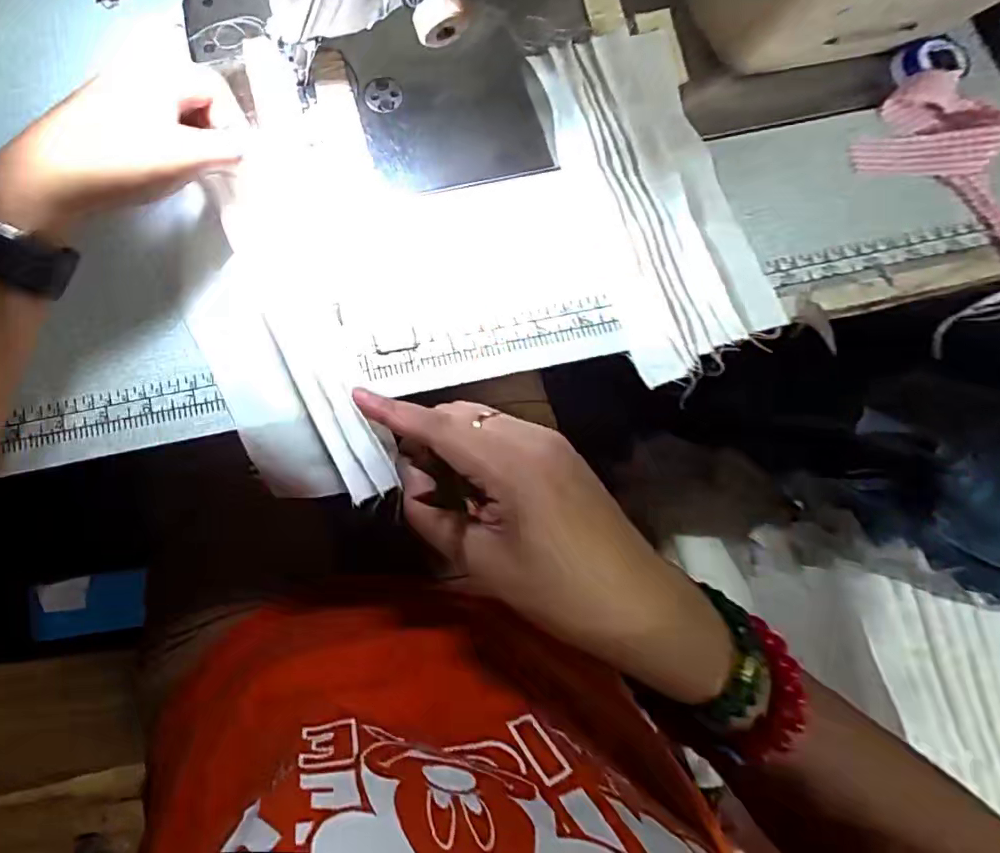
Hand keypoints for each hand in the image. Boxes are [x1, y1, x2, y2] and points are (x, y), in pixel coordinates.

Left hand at [0, 53, 245, 242]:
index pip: (218, 88)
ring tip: (189, 166)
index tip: (236, 157)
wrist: (47, 178)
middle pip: (196, 94)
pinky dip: (166, 139)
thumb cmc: (119, 160)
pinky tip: (159, 164)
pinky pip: (150, 118)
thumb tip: (245, 149)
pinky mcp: (103, 112)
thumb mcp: (185, 157)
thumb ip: (226, 151)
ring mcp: (118, 88)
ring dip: (190, 136)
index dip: (233, 123)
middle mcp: (141, 69)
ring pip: (173, 108)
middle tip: (215, 161)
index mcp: (163, 71)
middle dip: (213, 129)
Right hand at [353, 388, 735, 703]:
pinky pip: (503, 434)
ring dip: (451, 438)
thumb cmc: (558, 593)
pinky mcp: (560, 453)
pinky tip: (473, 482)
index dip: (393, 411)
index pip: (438, 425)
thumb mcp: (483, 562)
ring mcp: (550, 441)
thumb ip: (435, 518)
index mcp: (510, 462)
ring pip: (481, 420)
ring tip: (438, 481)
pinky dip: (476, 446)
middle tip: (409, 476)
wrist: (641, 606)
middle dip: (423, 431)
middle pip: (460, 415)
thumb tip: (414, 488)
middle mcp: (530, 436)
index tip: (357, 394)